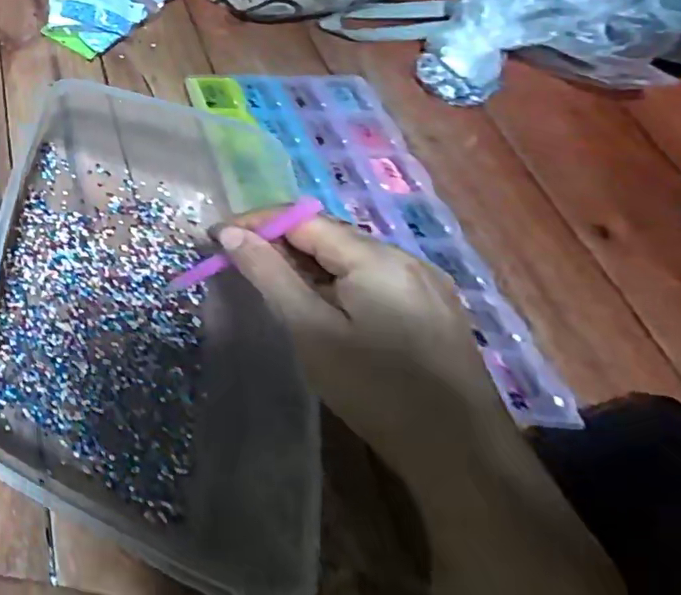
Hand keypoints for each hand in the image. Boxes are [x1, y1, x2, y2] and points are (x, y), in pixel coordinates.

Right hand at [218, 210, 508, 478]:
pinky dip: (332, 278)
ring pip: (346, 254)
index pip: (301, 218)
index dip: (253, 223)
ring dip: (302, 260)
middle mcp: (406, 259)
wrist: (466, 461)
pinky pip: (368, 275)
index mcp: (377, 259)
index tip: (214, 240)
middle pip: (325, 232)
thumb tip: (228, 233)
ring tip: (269, 282)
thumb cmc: (377, 390)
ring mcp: (425, 284)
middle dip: (276, 240)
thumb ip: (268, 273)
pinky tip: (316, 303)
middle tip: (235, 262)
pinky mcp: (431, 309)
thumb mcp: (310, 329)